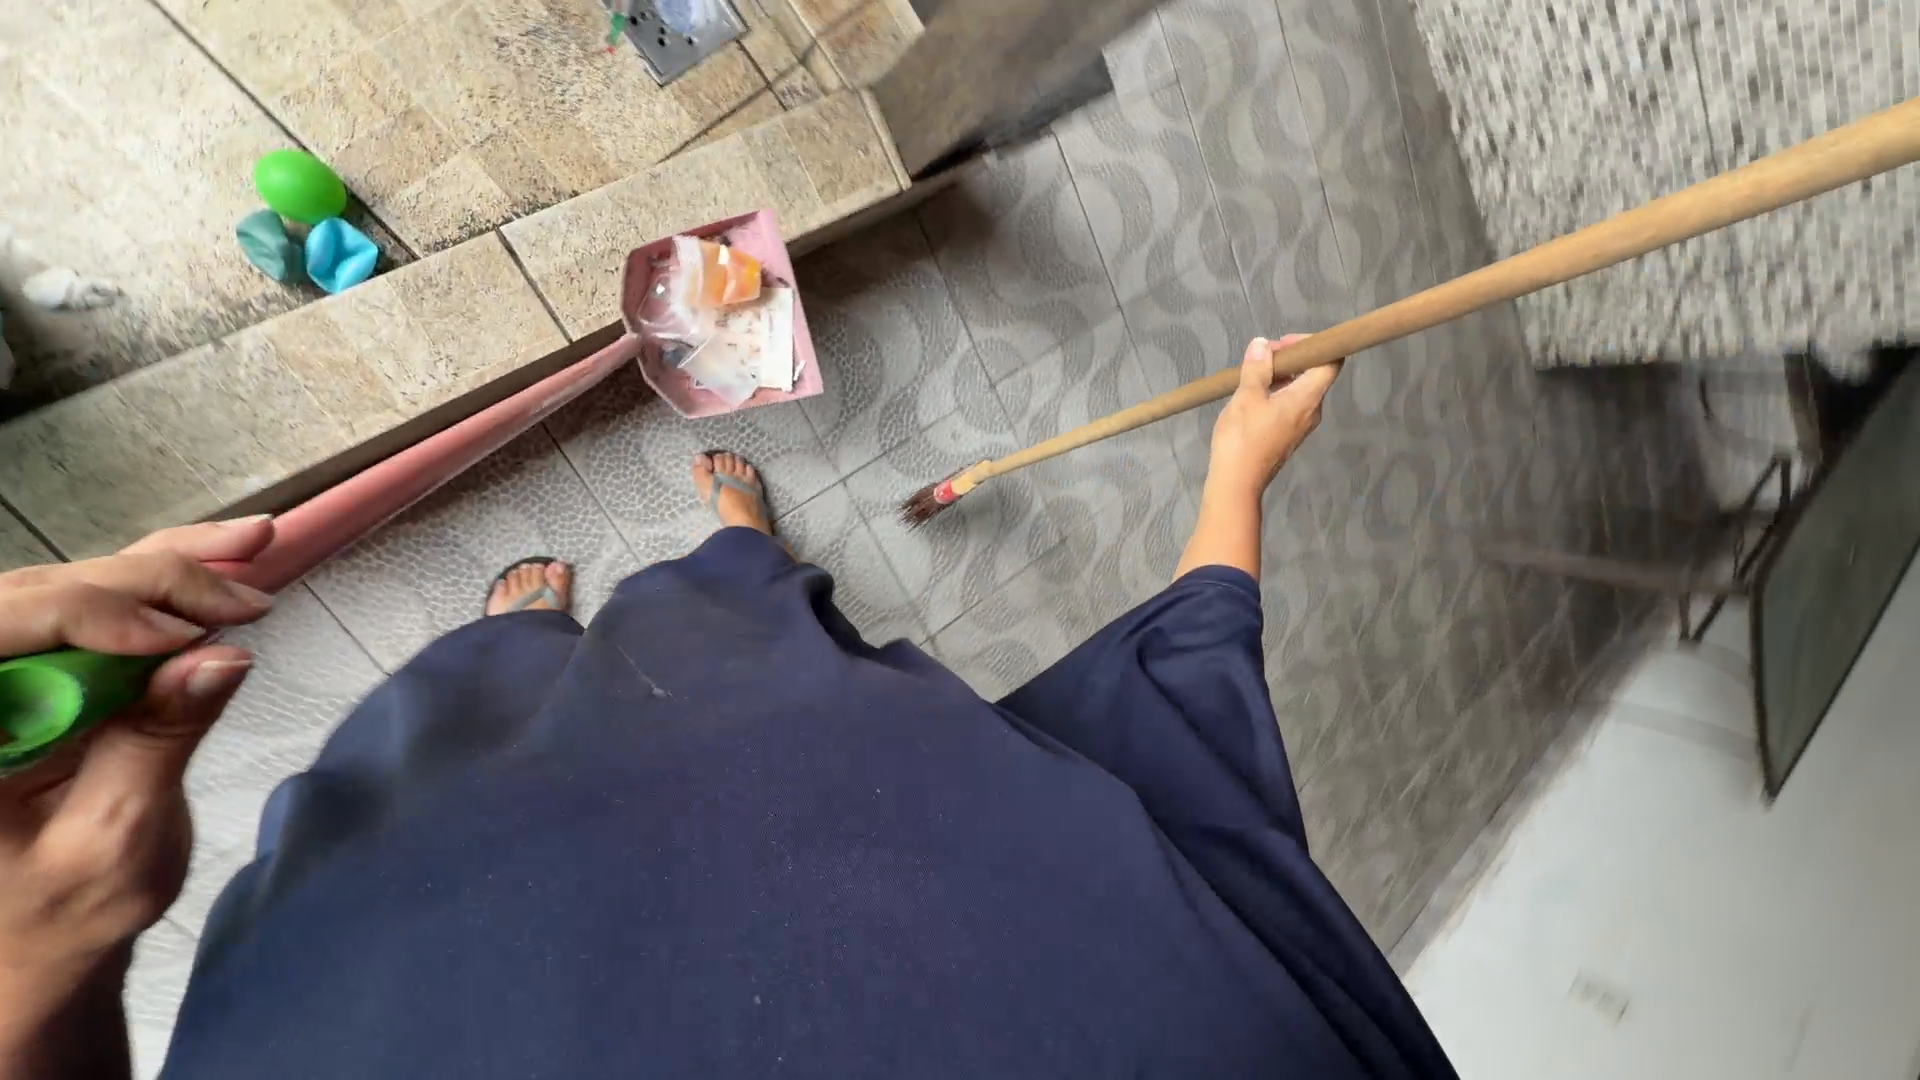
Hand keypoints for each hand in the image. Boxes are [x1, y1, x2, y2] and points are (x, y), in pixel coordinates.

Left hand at [0, 519, 273, 1013]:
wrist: (31, 936)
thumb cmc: (60, 912)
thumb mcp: (113, 842)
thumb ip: (154, 744)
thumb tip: (221, 657)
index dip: (81, 615)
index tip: (186, 636)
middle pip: (27, 597)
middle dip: (143, 585)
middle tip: (245, 602)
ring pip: (62, 583)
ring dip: (163, 565)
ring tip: (252, 545)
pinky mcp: (38, 668)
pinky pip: (92, 599)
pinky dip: (163, 570)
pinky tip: (227, 548)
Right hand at [1205, 334, 1340, 498]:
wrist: (1236, 483)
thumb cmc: (1242, 439)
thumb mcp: (1246, 398)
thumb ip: (1257, 369)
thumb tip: (1262, 344)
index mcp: (1307, 398)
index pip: (1331, 362)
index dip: (1313, 345)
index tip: (1284, 344)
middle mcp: (1311, 411)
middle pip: (1314, 375)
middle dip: (1291, 359)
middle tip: (1262, 356)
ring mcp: (1300, 426)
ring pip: (1299, 391)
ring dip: (1280, 377)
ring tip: (1252, 375)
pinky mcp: (1287, 437)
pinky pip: (1289, 406)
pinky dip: (1276, 394)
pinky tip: (1251, 398)